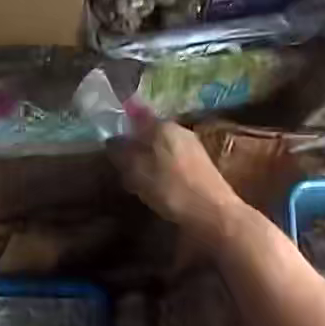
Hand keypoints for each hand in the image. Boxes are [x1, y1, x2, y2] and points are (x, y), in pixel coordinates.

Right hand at [111, 117, 246, 238]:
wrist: (212, 213)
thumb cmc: (170, 188)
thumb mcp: (136, 171)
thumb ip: (122, 152)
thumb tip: (112, 140)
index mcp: (162, 126)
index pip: (137, 112)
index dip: (123, 118)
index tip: (112, 130)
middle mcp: (179, 130)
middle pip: (149, 131)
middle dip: (134, 144)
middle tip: (120, 162)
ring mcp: (193, 147)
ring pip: (161, 147)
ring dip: (147, 159)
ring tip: (135, 179)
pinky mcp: (201, 166)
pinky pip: (172, 160)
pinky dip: (160, 169)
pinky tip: (156, 187)